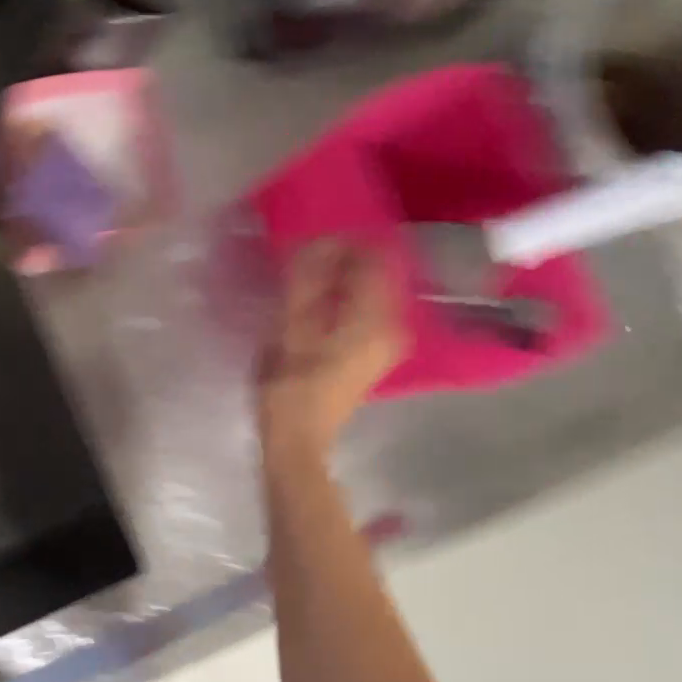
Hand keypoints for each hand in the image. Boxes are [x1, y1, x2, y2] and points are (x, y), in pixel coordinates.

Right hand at [259, 238, 407, 457]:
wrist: (298, 443)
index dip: (347, 243)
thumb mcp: (288, 335)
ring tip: (308, 278)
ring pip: (372, 294)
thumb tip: (317, 243)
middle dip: (346, 261)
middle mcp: (393, 326)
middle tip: (307, 256)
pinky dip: (346, 302)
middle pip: (377, 276)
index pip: (375, 259)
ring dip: (344, 282)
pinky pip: (367, 312)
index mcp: (375, 319)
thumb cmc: (288, 391)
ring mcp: (387, 343)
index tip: (314, 239)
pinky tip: (319, 305)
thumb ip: (304, 287)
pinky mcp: (374, 355)